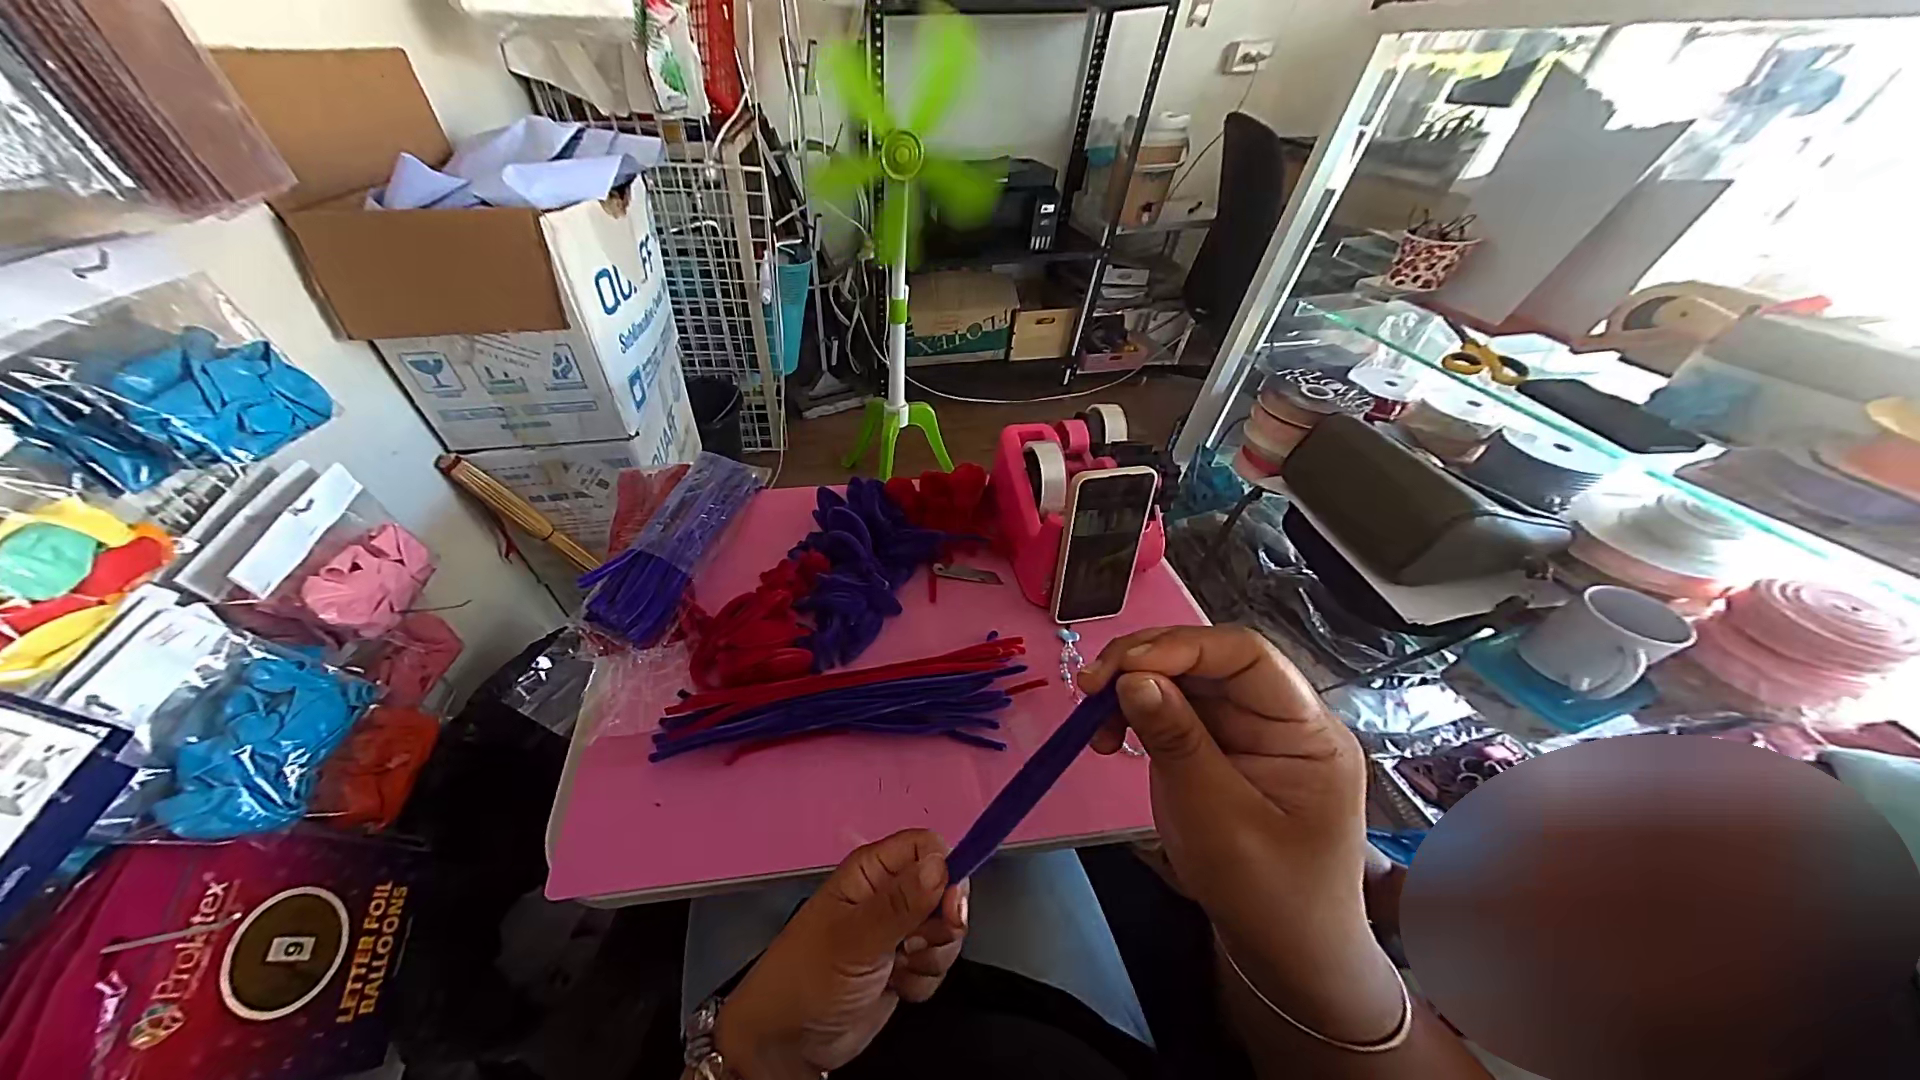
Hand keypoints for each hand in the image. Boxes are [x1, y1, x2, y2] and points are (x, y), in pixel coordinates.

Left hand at [716, 830, 967, 1077]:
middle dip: (943, 922)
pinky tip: (895, 986)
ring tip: (897, 967)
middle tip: (916, 942)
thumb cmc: (806, 978)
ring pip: (946, 928)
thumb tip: (941, 865)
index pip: (928, 848)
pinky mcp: (905, 962)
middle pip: (946, 887)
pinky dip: (923, 979)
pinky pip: (938, 962)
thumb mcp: (854, 939)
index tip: (950, 904)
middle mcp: (890, 892)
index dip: (947, 870)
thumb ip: (901, 903)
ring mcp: (899, 928)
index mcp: (873, 869)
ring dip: (932, 955)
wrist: (787, 1044)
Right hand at [1078, 625, 1400, 1039]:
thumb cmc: (1266, 894)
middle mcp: (1277, 715)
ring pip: (1180, 677)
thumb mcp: (1217, 818)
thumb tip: (1131, 677)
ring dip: (1130, 686)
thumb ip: (1176, 740)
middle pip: (1207, 658)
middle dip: (1144, 662)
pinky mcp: (1214, 742)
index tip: (1123, 666)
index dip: (1183, 647)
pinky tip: (1107, 734)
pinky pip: (1168, 707)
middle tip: (1090, 684)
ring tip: (1091, 716)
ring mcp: (1244, 727)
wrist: (1282, 953)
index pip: (1247, 655)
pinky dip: (1131, 711)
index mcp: (1306, 729)